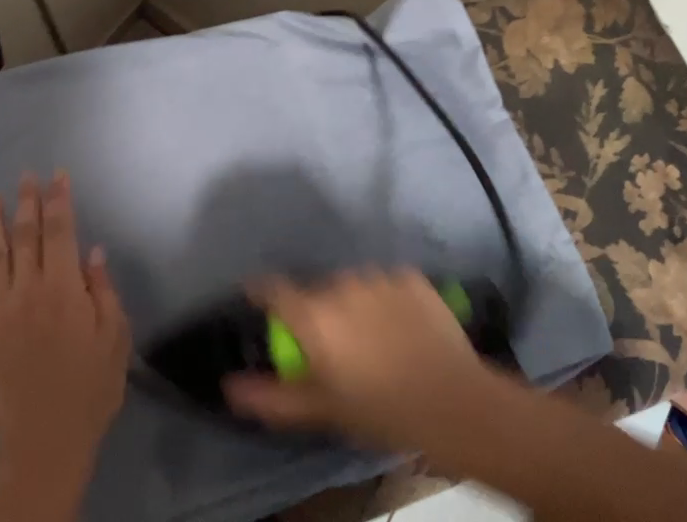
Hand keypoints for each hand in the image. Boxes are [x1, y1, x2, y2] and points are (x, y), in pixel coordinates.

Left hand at [0, 173, 129, 479]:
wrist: (47, 437)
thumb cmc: (91, 388)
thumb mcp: (115, 338)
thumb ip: (104, 292)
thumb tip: (93, 252)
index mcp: (64, 287)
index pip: (61, 231)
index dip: (59, 200)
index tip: (58, 175)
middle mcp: (29, 289)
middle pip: (26, 236)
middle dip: (27, 202)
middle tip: (25, 175)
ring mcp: (0, 311)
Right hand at [223, 268, 497, 450]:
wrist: (456, 402)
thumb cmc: (381, 410)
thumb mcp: (322, 410)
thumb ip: (271, 396)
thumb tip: (230, 385)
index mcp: (312, 315)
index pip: (270, 289)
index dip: (261, 293)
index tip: (260, 302)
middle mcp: (340, 285)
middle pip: (316, 291)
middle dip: (317, 311)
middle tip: (334, 346)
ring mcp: (379, 277)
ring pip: (353, 286)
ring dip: (353, 304)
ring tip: (373, 339)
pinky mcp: (412, 277)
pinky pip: (387, 285)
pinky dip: (387, 300)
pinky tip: (402, 328)